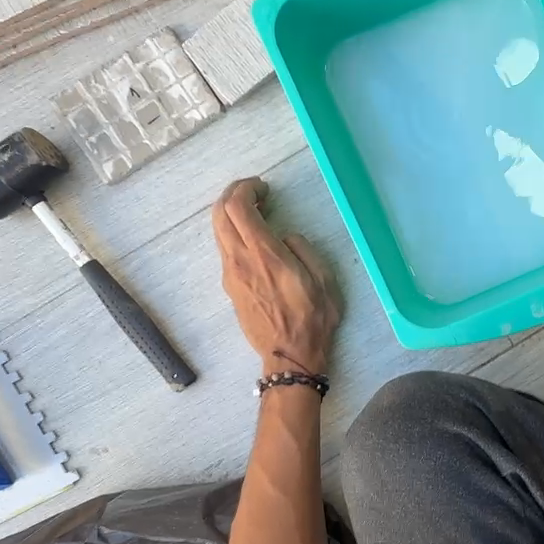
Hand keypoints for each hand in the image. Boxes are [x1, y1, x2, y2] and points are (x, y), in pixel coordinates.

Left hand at [213, 178, 339, 374]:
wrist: (289, 356)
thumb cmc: (313, 320)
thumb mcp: (324, 281)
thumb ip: (305, 250)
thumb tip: (287, 239)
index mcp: (265, 255)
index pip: (239, 208)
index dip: (246, 189)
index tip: (263, 187)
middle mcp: (240, 260)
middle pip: (219, 213)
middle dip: (233, 194)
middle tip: (254, 193)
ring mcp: (231, 274)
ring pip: (218, 231)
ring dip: (231, 214)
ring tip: (254, 214)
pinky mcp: (230, 286)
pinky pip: (224, 249)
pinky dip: (233, 233)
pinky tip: (253, 239)